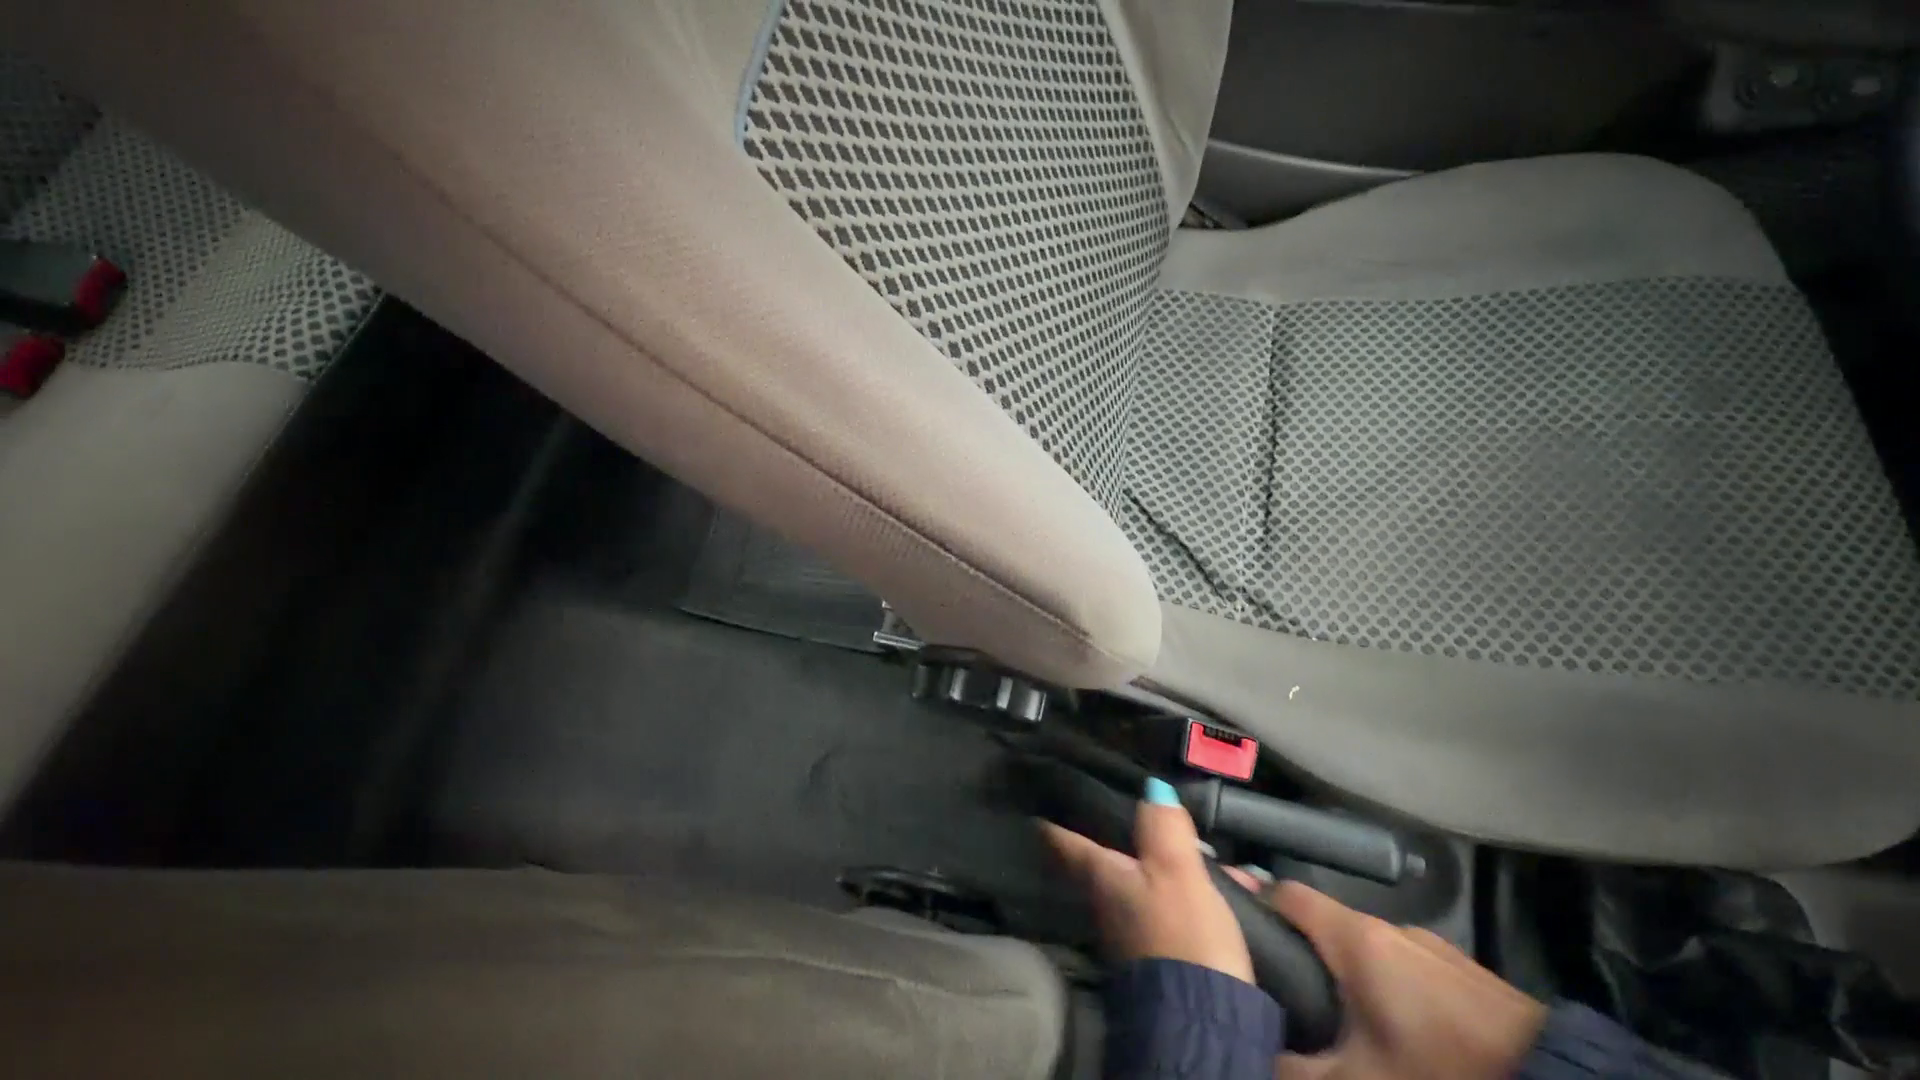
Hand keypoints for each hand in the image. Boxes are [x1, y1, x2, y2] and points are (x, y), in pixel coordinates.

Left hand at [1040, 779, 1254, 982]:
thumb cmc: (1181, 934)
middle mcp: (1108, 903)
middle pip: (1114, 860)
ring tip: (1218, 859)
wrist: (1205, 1019)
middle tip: (1158, 818)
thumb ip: (1163, 828)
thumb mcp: (1176, 870)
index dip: (1055, 822)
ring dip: (1179, 867)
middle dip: (1137, 839)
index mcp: (1102, 877)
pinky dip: (1198, 895)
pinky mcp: (1164, 954)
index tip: (1040, 808)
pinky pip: (1177, 909)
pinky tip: (1231, 892)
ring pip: (1151, 883)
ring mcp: (1133, 931)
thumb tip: (1151, 791)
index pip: (1068, 842)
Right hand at [1271, 882, 1547, 1079]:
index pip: (1285, 894)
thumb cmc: (1440, 1071)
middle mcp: (1390, 927)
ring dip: (1347, 975)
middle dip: (1301, 953)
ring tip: (1340, 1019)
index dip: (1254, 903)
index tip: (1231, 926)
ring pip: (1367, 949)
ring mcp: (1431, 945)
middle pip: (1325, 925)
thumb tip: (1253, 1055)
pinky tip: (1397, 1030)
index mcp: (1356, 939)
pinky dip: (1387, 987)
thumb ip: (1295, 1068)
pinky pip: (1405, 967)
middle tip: (1283, 993)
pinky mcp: (1464, 969)